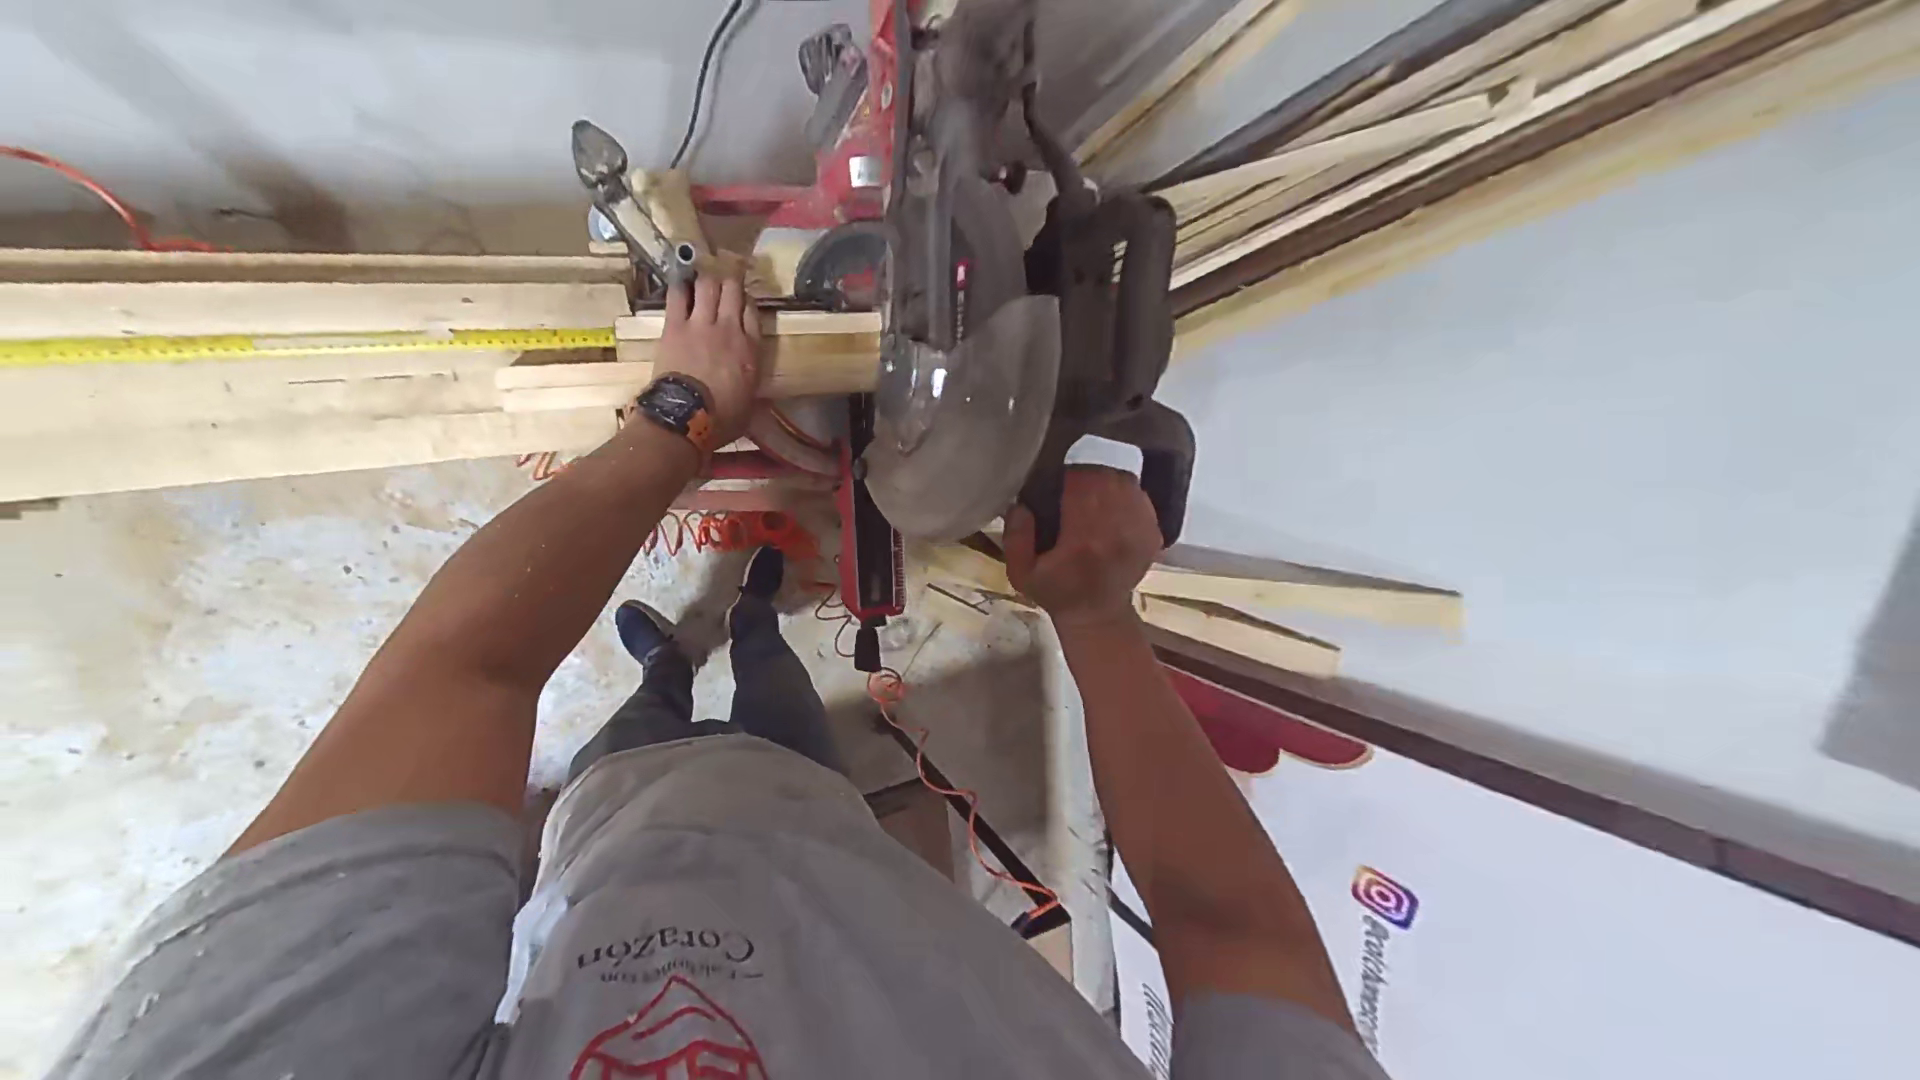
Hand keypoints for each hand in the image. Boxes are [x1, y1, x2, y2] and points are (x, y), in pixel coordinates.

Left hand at [654, 273, 762, 445]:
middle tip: (724, 285)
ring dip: (707, 280)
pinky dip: (681, 286)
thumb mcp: (749, 407)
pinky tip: (681, 283)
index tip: (742, 304)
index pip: (753, 312)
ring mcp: (701, 324)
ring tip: (704, 283)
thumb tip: (763, 401)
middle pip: (733, 291)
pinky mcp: (675, 325)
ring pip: (708, 285)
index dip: (747, 303)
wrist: (686, 416)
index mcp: (751, 350)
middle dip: (729, 284)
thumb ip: (754, 392)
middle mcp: (729, 329)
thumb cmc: (722, 418)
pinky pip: (679, 294)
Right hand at [1004, 466, 1163, 626]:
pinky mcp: (1153, 534)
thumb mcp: (1022, 573)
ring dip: (1107, 482)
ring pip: (1126, 483)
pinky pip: (1141, 496)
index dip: (1069, 476)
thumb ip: (1016, 538)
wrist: (1097, 615)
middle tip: (1073, 487)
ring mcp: (1140, 532)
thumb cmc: (1057, 592)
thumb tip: (1020, 506)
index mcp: (1084, 539)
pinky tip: (1111, 508)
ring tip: (1092, 494)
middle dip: (1088, 476)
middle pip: (1107, 478)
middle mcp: (1118, 531)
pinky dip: (1124, 495)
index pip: (1082, 483)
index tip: (1058, 483)